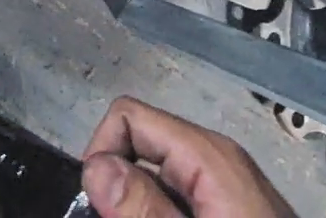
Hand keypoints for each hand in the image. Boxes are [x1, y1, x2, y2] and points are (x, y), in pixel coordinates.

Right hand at [82, 97, 293, 217]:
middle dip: (119, 194)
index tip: (98, 209)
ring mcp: (225, 189)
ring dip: (138, 211)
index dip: (103, 156)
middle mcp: (215, 161)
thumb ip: (144, 210)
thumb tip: (96, 167)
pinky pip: (179, 204)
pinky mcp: (230, 213)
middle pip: (140, 149)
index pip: (129, 117)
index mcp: (208, 156)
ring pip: (156, 183)